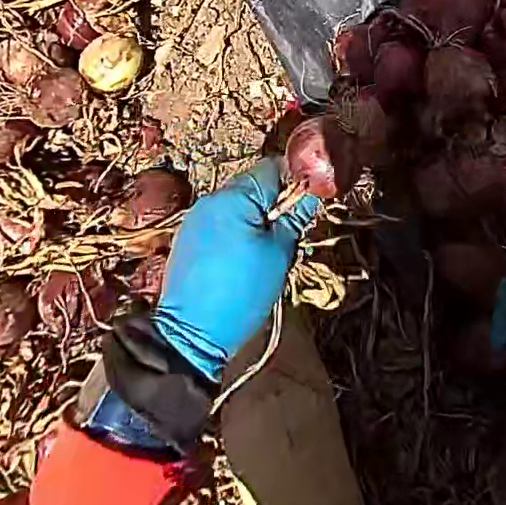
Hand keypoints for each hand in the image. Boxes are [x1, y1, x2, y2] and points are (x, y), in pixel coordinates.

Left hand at [149, 156, 317, 381]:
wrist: (190, 336)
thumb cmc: (240, 291)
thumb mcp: (279, 251)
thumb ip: (296, 215)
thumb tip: (315, 190)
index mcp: (233, 197)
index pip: (273, 167)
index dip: (297, 179)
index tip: (311, 198)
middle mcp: (211, 200)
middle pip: (256, 184)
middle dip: (278, 201)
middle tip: (294, 228)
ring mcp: (197, 219)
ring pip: (241, 203)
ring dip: (260, 216)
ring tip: (272, 246)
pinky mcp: (190, 238)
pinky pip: (224, 220)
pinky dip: (241, 228)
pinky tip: (249, 255)